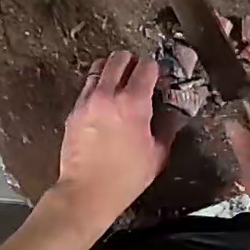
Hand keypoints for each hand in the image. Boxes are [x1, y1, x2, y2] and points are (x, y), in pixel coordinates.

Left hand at [51, 51, 176, 228]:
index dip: (156, 69)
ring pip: (98, 68)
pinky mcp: (74, 112)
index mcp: (133, 103)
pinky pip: (87, 87)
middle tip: (139, 73)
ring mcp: (87, 101)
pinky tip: (105, 101)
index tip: (160, 76)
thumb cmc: (125, 177)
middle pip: (119, 58)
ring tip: (120, 83)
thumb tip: (175, 114)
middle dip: (132, 62)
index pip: (146, 67)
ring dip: (112, 70)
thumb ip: (167, 128)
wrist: (88, 191)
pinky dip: (98, 86)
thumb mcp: (157, 154)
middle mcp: (108, 95)